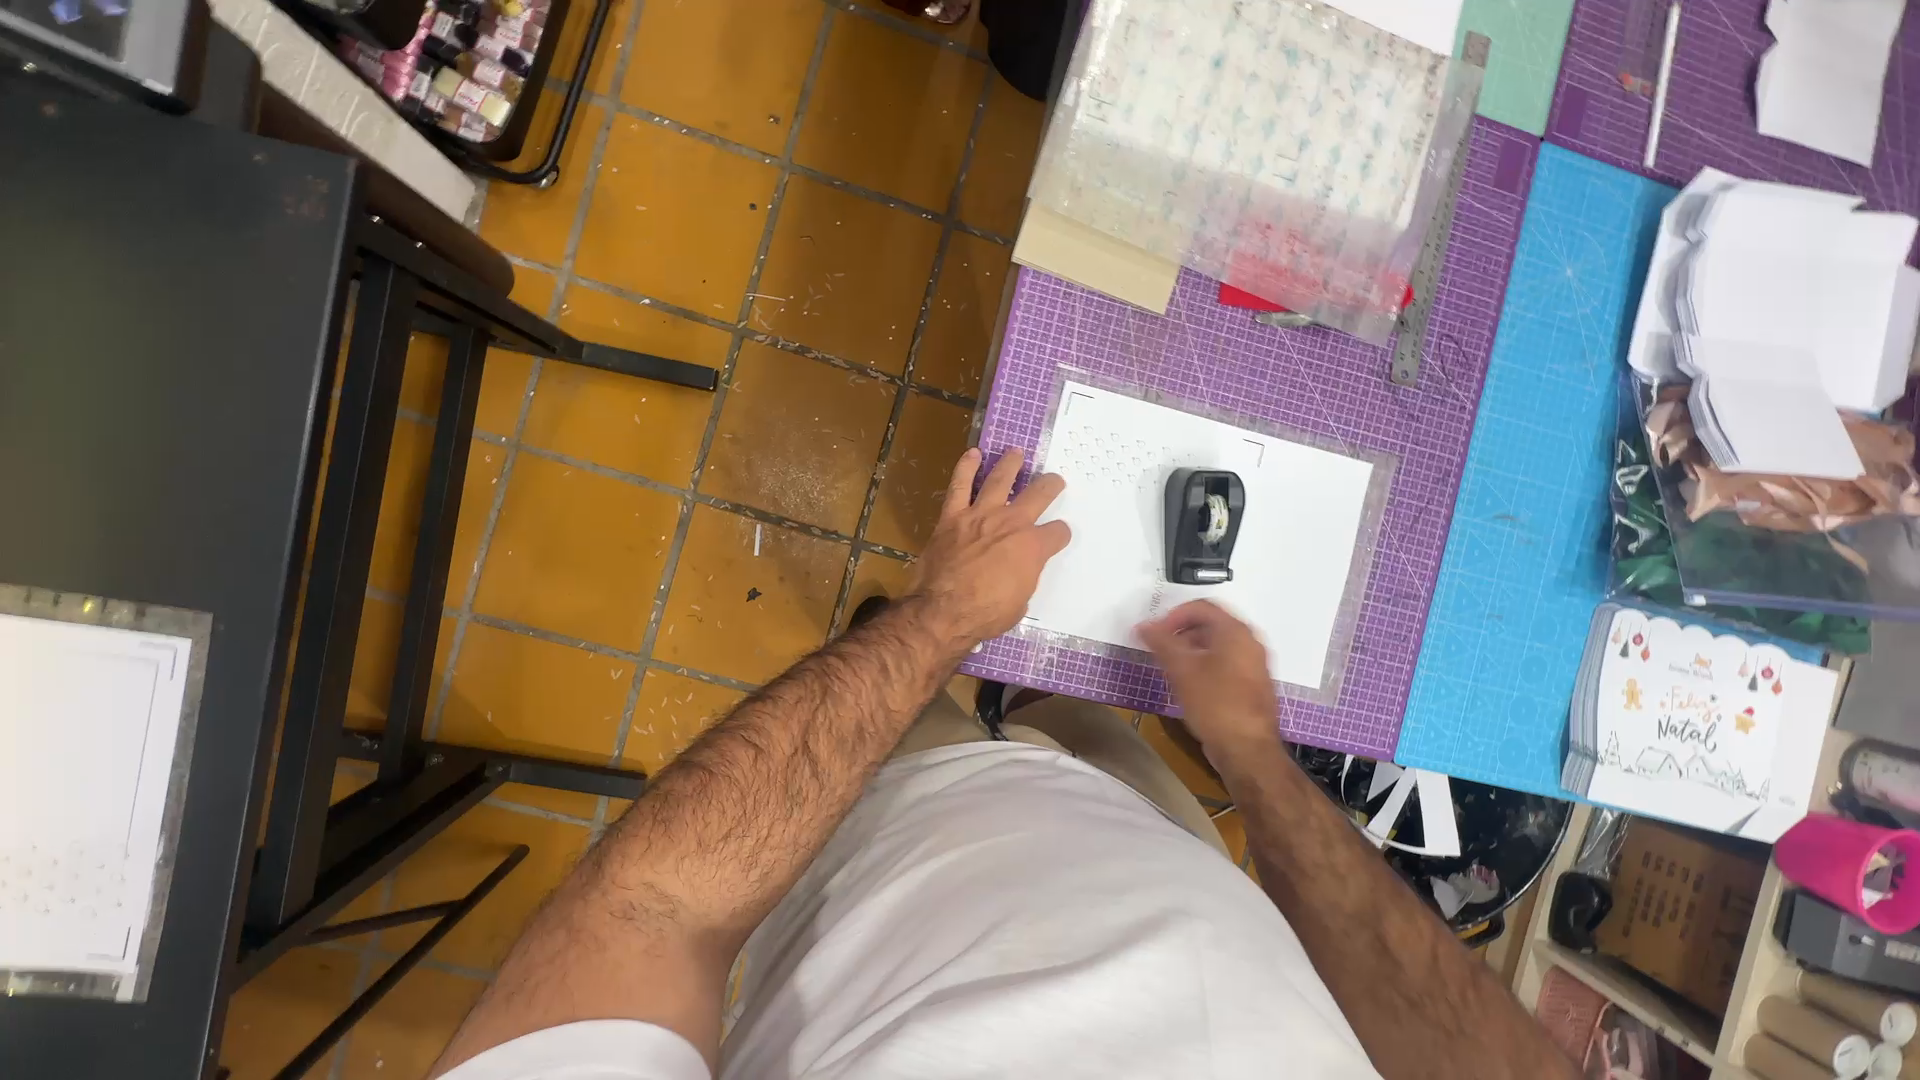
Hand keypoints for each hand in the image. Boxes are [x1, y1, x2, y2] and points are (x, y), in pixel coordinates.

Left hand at [908, 447, 1070, 646]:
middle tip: (1054, 480)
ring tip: (1016, 452)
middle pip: (1038, 495)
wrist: (943, 610)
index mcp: (1033, 547)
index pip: (1057, 533)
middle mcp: (1011, 523)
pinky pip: (960, 486)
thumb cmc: (985, 614)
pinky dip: (966, 468)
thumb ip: (1023, 579)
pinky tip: (972, 455)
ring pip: (999, 480)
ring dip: (1010, 464)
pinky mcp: (952, 517)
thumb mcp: (1019, 603)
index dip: (1059, 535)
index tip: (1057, 537)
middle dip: (1049, 486)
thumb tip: (1016, 573)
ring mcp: (980, 516)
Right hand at [1136, 601, 1280, 758]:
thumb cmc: (1215, 705)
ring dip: (1191, 651)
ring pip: (1217, 646)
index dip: (1172, 616)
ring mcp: (1254, 665)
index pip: (1201, 607)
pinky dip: (1204, 666)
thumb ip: (1161, 642)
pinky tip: (1189, 685)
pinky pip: (1225, 664)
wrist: (1247, 750)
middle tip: (1160, 650)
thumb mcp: (1181, 670)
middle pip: (1210, 625)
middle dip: (1180, 633)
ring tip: (1171, 668)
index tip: (1154, 635)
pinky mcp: (1252, 686)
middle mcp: (1250, 643)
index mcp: (1236, 632)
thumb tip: (1144, 625)